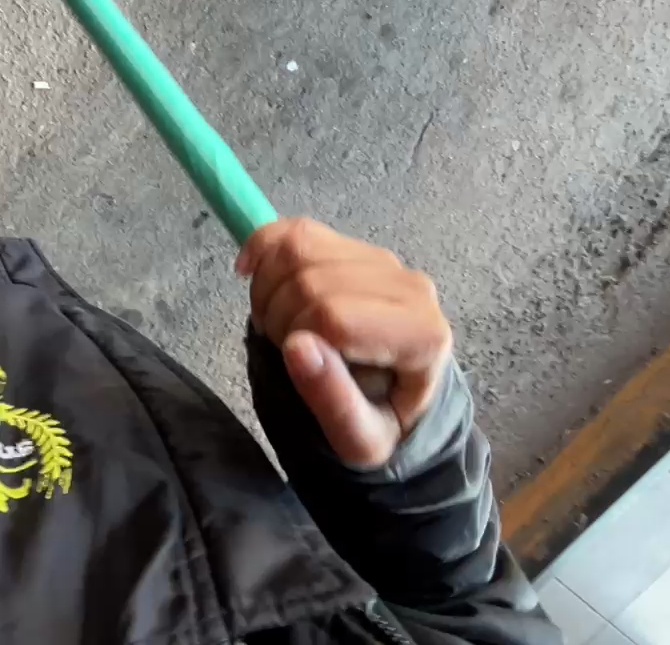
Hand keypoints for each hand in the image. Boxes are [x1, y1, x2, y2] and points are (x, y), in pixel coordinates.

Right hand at [240, 217, 452, 467]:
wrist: (395, 394)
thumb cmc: (379, 420)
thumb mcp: (362, 441)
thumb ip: (334, 401)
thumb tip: (296, 346)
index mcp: (420, 336)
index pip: (335, 316)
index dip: (297, 337)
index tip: (294, 362)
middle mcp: (408, 286)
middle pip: (311, 280)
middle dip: (277, 314)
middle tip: (279, 344)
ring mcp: (379, 259)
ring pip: (297, 247)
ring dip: (266, 284)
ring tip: (275, 318)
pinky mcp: (351, 244)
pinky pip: (294, 228)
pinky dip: (260, 245)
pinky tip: (249, 271)